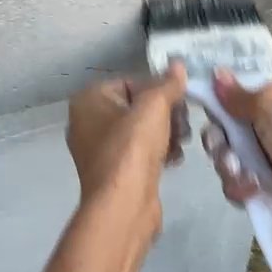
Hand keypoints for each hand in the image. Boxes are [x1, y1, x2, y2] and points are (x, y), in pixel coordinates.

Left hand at [65, 63, 190, 220]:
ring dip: (165, 133)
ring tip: (182, 141)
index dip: (156, 89)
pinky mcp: (113, 174)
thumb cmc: (132, 147)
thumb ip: (168, 84)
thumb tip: (178, 64)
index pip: (129, 82)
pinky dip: (157, 152)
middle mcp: (87, 122)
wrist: (124, 206)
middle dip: (164, 113)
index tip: (178, 100)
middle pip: (135, 106)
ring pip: (139, 130)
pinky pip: (138, 153)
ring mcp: (98, 151)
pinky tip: (175, 158)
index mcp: (88, 100)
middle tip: (184, 122)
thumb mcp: (154, 106)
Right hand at [201, 69, 271, 237]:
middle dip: (218, 135)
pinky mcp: (261, 187)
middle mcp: (271, 124)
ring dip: (227, 162)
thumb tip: (216, 73)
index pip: (240, 90)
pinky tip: (251, 189)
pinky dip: (238, 185)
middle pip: (225, 124)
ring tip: (239, 170)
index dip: (220, 96)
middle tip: (219, 141)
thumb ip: (239, 94)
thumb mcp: (271, 104)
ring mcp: (265, 157)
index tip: (203, 99)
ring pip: (226, 154)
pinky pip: (234, 181)